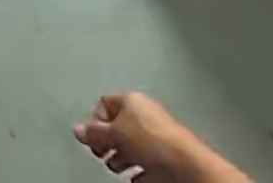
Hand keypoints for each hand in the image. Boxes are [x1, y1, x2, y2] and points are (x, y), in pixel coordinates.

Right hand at [74, 93, 245, 180]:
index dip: (95, 121)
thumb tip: (78, 130)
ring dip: (124, 158)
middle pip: (119, 126)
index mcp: (132, 99)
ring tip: (119, 168)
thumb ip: (93, 132)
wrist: (195, 172)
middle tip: (103, 153)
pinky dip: (142, 172)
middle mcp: (147, 113)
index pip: (103, 104)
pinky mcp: (174, 158)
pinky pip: (151, 163)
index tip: (93, 137)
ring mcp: (162, 136)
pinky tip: (138, 179)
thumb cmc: (156, 144)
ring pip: (135, 146)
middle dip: (110, 142)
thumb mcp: (114, 134)